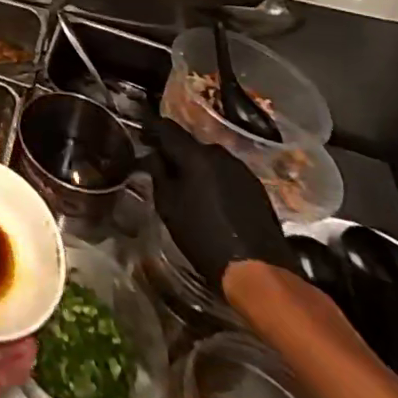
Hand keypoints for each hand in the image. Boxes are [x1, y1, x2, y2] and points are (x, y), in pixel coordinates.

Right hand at [145, 118, 294, 287]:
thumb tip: (155, 156)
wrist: (256, 269)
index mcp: (197, 156)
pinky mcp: (258, 189)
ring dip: (196, 165)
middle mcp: (223, 157)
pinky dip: (213, 178)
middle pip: (192, 144)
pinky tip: (208, 196)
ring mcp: (244, 173)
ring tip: (184, 181)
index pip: (168, 128)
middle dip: (175, 151)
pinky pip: (228, 174)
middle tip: (160, 164)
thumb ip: (158, 173)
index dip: (151, 129)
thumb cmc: (202, 234)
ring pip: (211, 159)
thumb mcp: (167, 204)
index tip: (140, 135)